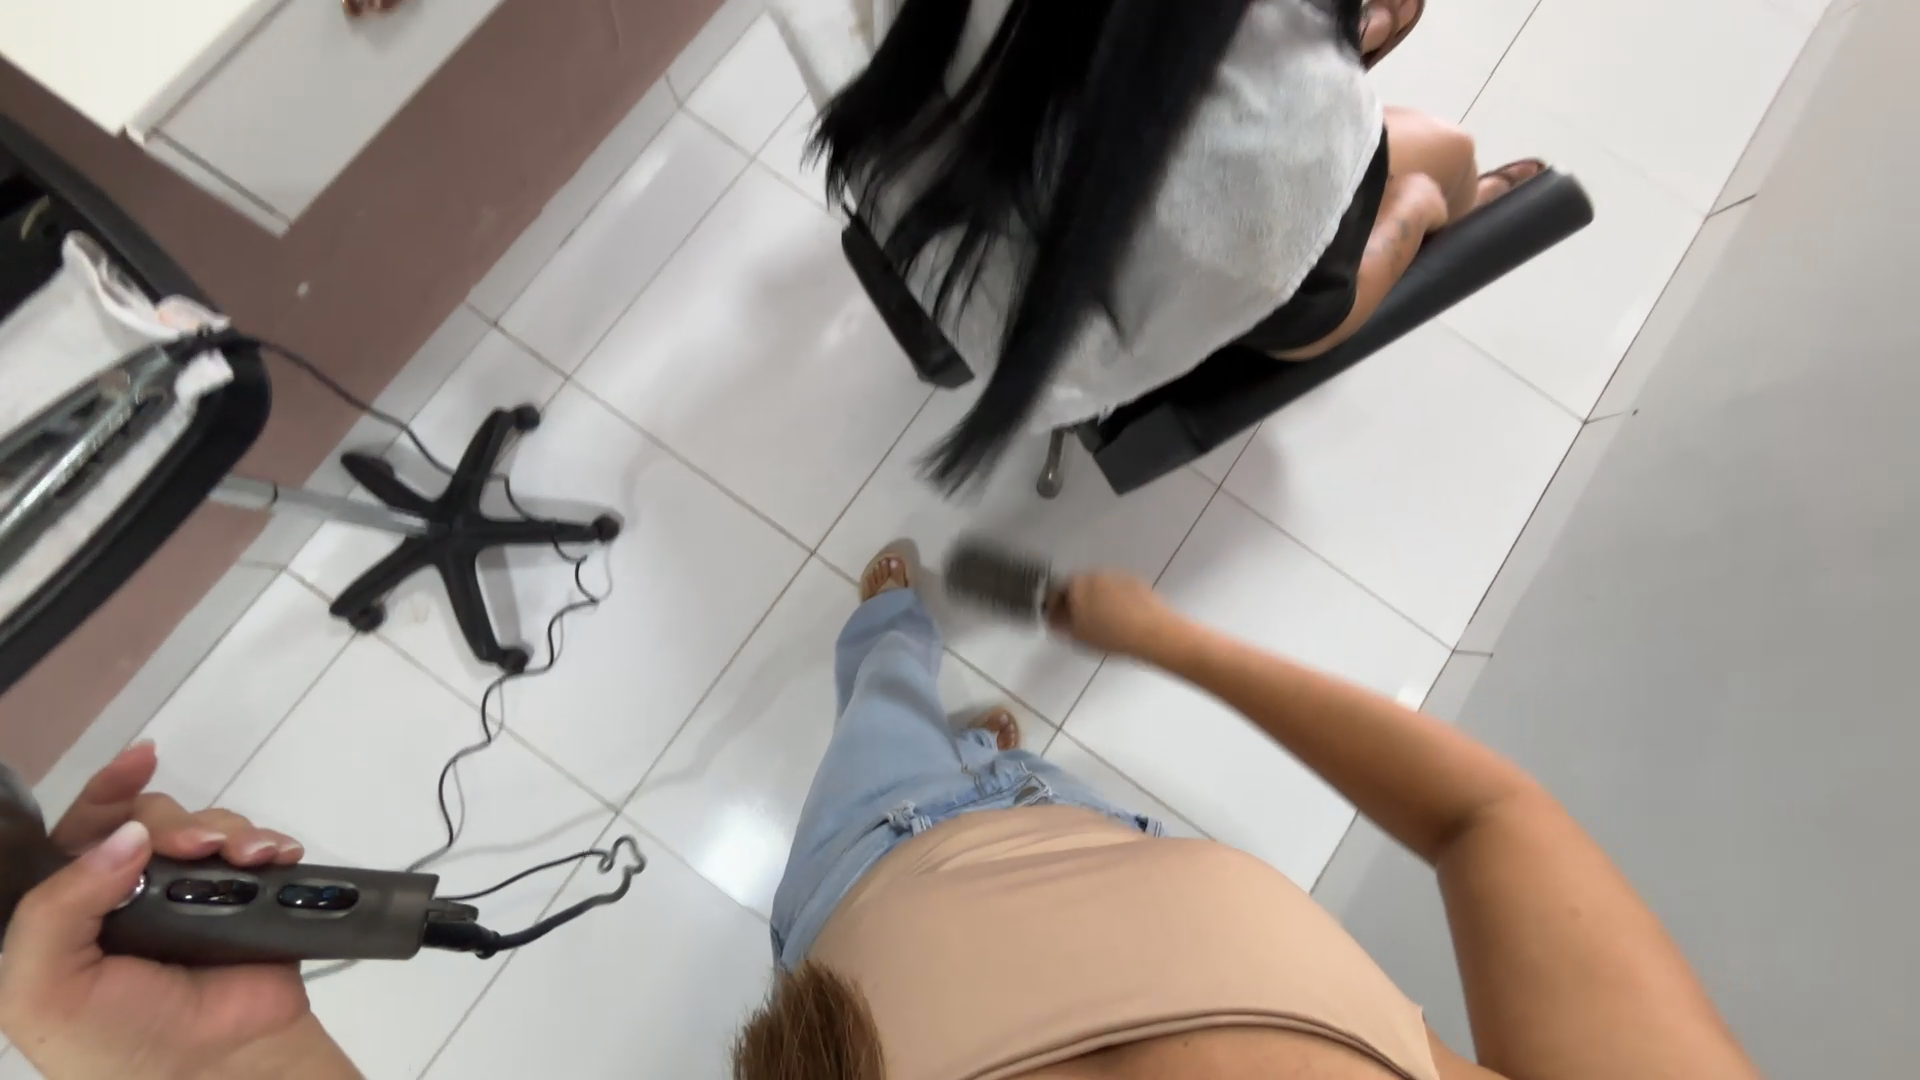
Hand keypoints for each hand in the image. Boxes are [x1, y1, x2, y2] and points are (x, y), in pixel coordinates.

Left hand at [0, 743, 345, 1078]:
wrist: (215, 1060)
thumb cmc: (114, 1034)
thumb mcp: (44, 988)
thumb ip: (59, 911)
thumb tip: (129, 837)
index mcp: (76, 912)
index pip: (81, 836)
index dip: (106, 792)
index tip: (142, 758)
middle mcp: (137, 893)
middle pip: (157, 823)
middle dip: (183, 821)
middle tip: (200, 848)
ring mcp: (203, 892)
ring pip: (215, 829)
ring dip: (235, 832)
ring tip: (254, 859)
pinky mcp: (258, 894)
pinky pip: (267, 846)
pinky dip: (276, 842)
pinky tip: (280, 858)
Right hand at [1046, 571, 1183, 659]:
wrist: (1153, 632)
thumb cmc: (1110, 635)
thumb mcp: (1078, 636)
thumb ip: (1061, 625)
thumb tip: (1055, 621)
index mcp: (1076, 586)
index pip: (1055, 592)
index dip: (1052, 606)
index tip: (1054, 617)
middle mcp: (1095, 575)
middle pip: (1078, 587)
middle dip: (1076, 601)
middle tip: (1077, 621)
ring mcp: (1117, 577)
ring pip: (1099, 588)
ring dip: (1096, 600)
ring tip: (1101, 623)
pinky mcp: (1136, 583)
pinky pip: (1118, 591)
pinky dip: (1115, 601)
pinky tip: (1121, 619)